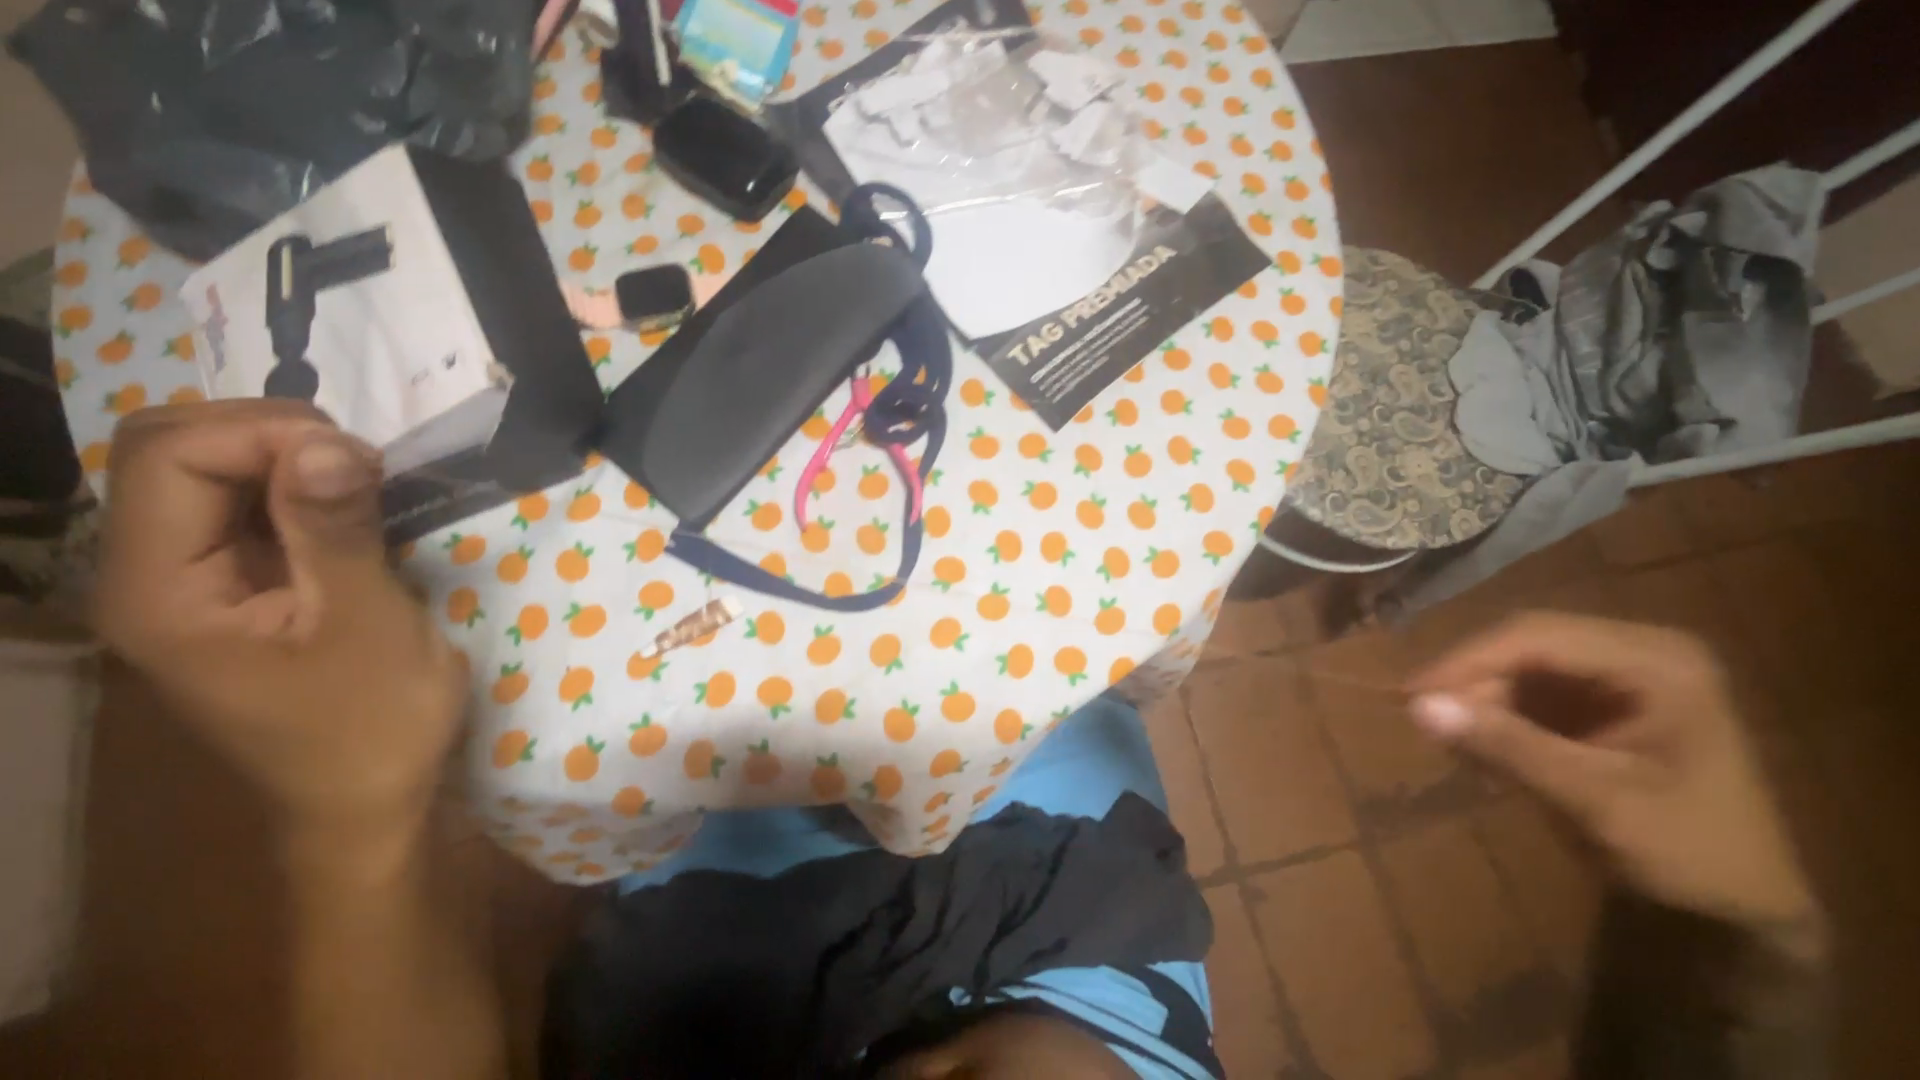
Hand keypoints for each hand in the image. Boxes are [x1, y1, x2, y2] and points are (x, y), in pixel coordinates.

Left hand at [93, 400, 467, 832]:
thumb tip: (326, 441)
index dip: (262, 434)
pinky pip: (235, 504)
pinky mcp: (223, 587)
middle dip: (268, 435)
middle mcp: (144, 576)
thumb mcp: (369, 624)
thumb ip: (336, 530)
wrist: (365, 801)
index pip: (168, 457)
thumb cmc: (372, 723)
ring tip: (362, 488)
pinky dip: (291, 486)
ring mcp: (182, 581)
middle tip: (361, 469)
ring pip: (201, 469)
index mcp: (158, 592)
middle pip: (168, 450)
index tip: (359, 462)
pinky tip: (343, 510)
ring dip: (284, 458)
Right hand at [1405, 613, 1819, 952]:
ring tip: (1456, 747)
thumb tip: (1417, 706)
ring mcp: (1625, 678)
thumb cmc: (1684, 851)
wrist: (1738, 912)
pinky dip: (1503, 719)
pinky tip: (1486, 754)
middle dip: (1475, 683)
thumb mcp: (1593, 799)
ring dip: (1485, 702)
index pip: (1539, 636)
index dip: (1469, 660)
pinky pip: (1534, 693)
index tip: (1412, 695)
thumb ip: (1508, 746)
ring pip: (1524, 668)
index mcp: (1658, 662)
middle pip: (1529, 645)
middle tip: (1428, 724)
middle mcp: (1641, 654)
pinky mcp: (1605, 705)